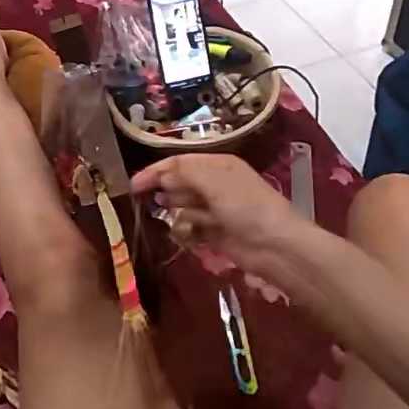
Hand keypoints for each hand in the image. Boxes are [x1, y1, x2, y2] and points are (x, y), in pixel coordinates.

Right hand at [131, 154, 312, 287]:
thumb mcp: (213, 180)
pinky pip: (193, 229)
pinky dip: (187, 232)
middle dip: (165, 191)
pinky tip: (187, 236)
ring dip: (176, 214)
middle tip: (147, 202)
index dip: (156, 171)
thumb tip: (161, 175)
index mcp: (218, 166)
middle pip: (181, 184)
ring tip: (174, 220)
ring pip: (184, 208)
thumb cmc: (245, 206)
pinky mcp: (217, 235)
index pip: (180, 163)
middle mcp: (216, 185)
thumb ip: (183, 172)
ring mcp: (217, 211)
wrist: (275, 245)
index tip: (133, 186)